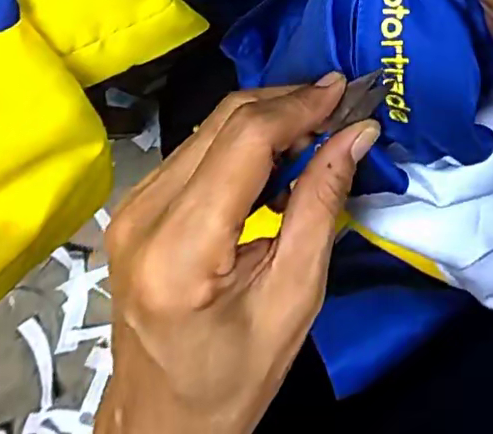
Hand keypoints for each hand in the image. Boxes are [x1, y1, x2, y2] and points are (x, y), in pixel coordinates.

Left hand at [97, 80, 380, 433]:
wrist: (161, 423)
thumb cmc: (235, 372)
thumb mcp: (296, 292)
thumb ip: (323, 201)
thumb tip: (358, 131)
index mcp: (180, 248)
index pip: (245, 140)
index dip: (301, 105)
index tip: (348, 92)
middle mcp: (144, 216)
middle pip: (228, 120)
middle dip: (292, 102)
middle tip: (343, 109)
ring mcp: (134, 208)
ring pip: (215, 124)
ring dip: (274, 116)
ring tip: (320, 130)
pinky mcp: (139, 206)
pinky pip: (203, 144)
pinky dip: (251, 135)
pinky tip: (282, 153)